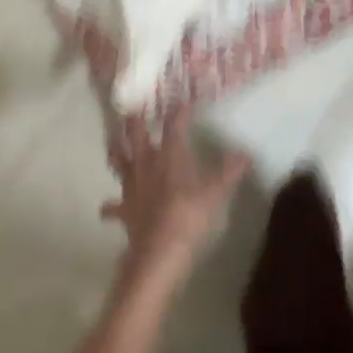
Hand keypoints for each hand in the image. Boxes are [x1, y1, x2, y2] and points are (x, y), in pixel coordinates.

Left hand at [101, 111, 250, 282]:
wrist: (159, 249)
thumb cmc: (189, 215)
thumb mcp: (215, 194)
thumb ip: (229, 172)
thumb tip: (246, 154)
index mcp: (169, 154)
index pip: (173, 126)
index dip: (178, 113)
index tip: (181, 102)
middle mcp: (146, 162)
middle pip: (136, 134)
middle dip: (135, 121)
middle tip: (133, 110)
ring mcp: (131, 184)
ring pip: (119, 161)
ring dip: (116, 151)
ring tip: (114, 144)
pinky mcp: (124, 207)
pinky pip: (113, 206)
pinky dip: (110, 207)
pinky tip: (106, 209)